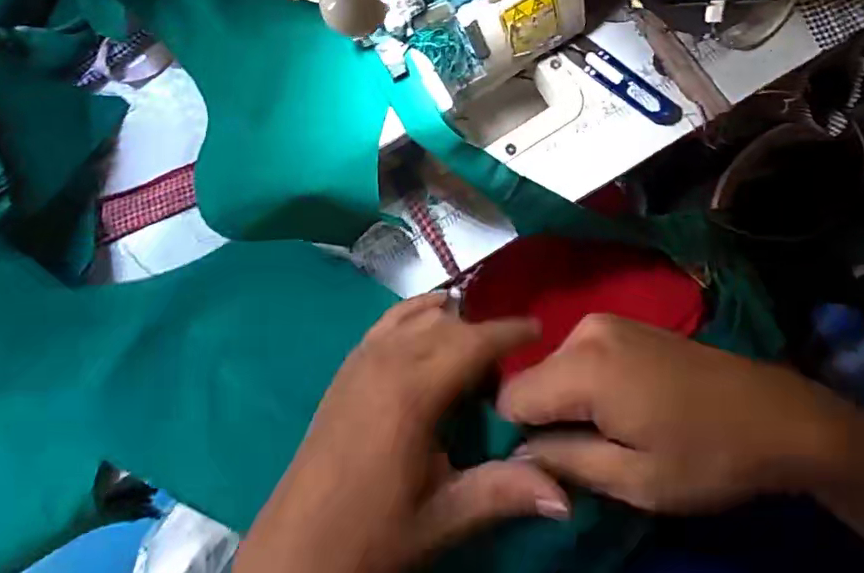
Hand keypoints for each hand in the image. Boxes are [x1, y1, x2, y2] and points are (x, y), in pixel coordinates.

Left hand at [236, 294, 571, 572]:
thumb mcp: (442, 516)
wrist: (298, 548)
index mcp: (413, 391)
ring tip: (471, 356)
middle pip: (447, 324)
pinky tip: (427, 336)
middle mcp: (387, 359)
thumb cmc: (374, 534)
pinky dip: (415, 317)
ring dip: (449, 324)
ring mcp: (362, 357)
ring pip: (417, 315)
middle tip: (505, 370)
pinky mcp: (346, 365)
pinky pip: (389, 321)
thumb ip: (502, 492)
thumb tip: (565, 495)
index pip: (472, 341)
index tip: (538, 329)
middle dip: (481, 335)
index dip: (508, 331)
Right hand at [497, 313, 863, 513]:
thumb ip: (566, 463)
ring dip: (566, 405)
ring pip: (554, 370)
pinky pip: (579, 358)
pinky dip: (585, 387)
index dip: (516, 437)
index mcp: (584, 366)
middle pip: (532, 380)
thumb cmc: (706, 456)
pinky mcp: (622, 324)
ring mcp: (605, 322)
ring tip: (607, 437)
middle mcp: (585, 330)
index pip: (511, 397)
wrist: (774, 414)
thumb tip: (516, 456)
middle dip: (544, 420)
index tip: (543, 467)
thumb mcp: (635, 480)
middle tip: (581, 460)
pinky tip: (621, 411)